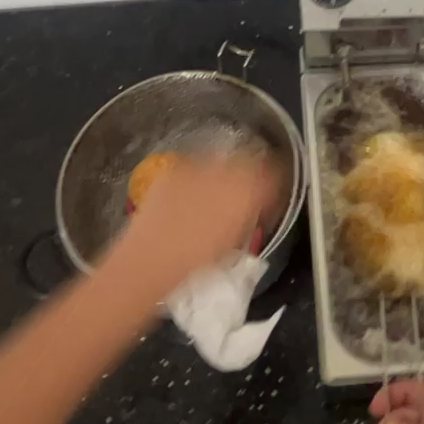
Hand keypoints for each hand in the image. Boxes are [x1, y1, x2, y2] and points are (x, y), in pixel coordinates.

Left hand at [108, 153, 280, 287]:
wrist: (150, 260)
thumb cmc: (197, 262)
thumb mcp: (236, 243)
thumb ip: (250, 217)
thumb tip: (255, 208)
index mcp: (248, 191)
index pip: (273, 174)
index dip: (274, 186)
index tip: (269, 200)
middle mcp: (225, 171)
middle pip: (249, 162)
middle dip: (249, 176)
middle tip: (243, 198)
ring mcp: (196, 166)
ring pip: (221, 161)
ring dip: (224, 174)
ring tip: (215, 196)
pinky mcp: (172, 170)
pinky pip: (193, 167)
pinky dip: (197, 177)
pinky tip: (190, 196)